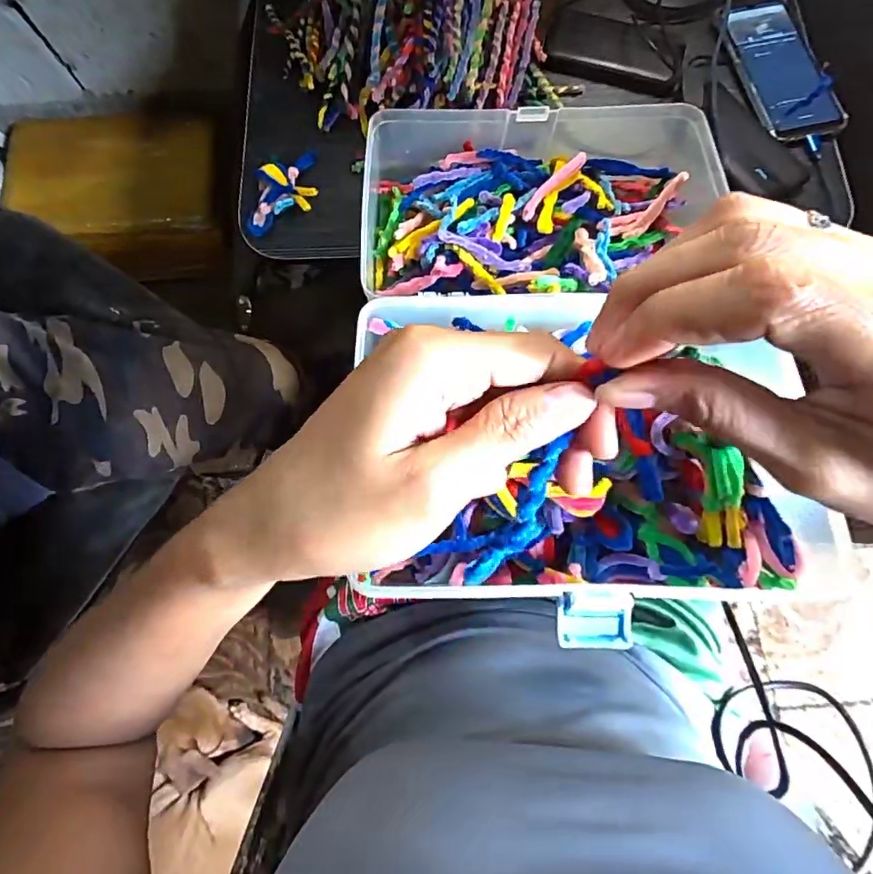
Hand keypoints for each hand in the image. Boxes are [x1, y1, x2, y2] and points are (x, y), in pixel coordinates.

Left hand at [205, 326, 603, 584]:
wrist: (268, 527)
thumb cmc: (343, 514)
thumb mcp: (434, 483)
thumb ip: (508, 432)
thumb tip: (579, 393)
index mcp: (432, 355)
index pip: (538, 352)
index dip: (582, 395)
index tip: (604, 454)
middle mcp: (426, 346)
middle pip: (522, 368)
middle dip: (559, 420)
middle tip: (576, 485)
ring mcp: (415, 369)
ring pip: (501, 389)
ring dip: (531, 435)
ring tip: (547, 490)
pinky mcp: (409, 394)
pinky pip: (471, 405)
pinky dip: (495, 439)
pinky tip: (497, 477)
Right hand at [585, 194, 872, 552]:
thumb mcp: (818, 470)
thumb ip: (717, 410)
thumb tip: (620, 382)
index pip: (773, 290)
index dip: (674, 312)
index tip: (615, 354)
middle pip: (758, 239)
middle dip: (659, 285)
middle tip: (608, 336)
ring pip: (762, 221)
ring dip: (678, 266)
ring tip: (638, 318)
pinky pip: (782, 232)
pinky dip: (711, 261)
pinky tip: (687, 297)